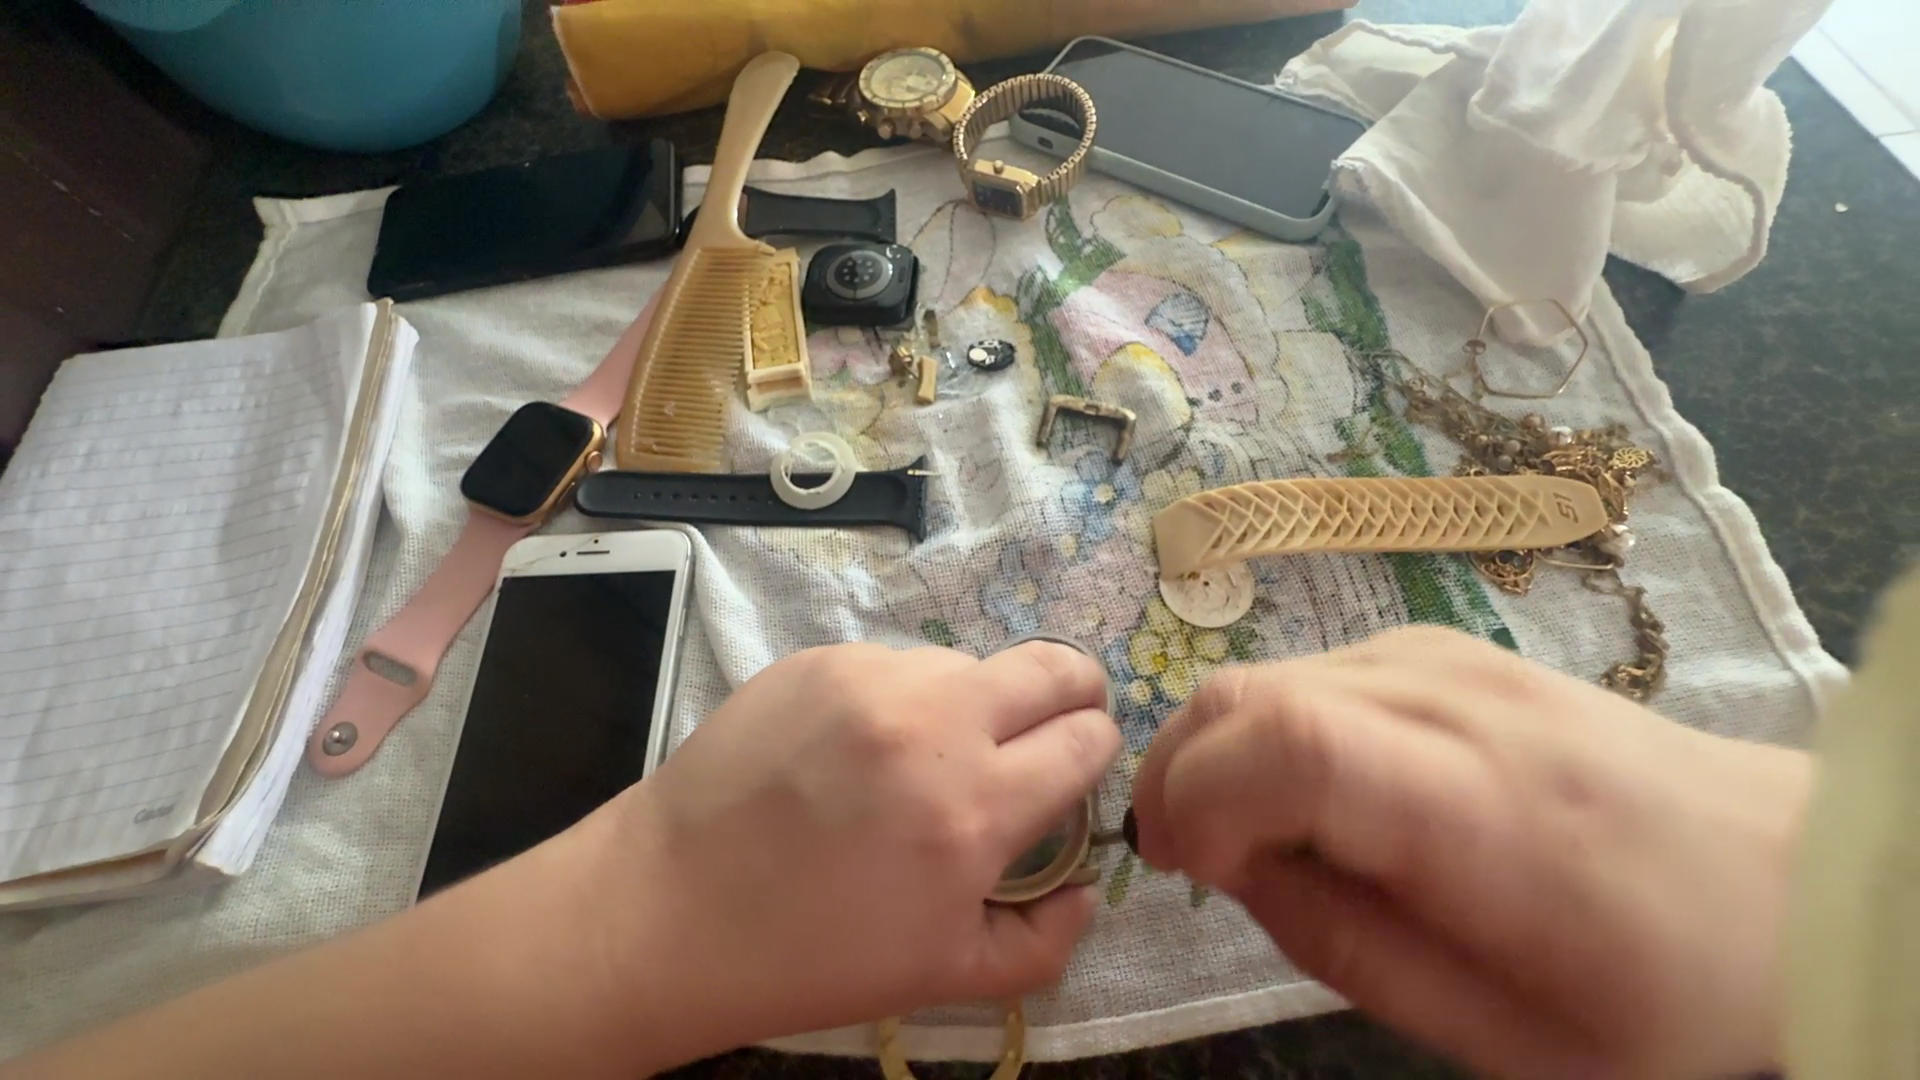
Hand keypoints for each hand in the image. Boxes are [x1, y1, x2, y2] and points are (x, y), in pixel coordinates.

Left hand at [606, 641, 1119, 1062]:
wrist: (671, 906)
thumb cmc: (812, 953)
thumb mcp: (944, 976)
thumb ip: (1044, 940)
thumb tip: (1085, 886)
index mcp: (975, 809)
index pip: (1086, 740)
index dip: (1095, 749)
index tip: (1076, 764)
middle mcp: (933, 724)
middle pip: (1054, 666)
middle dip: (1074, 690)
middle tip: (1054, 721)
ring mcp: (872, 678)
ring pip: (969, 664)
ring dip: (973, 702)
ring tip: (928, 751)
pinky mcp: (822, 657)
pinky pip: (896, 663)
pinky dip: (902, 696)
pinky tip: (860, 743)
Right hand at [1131, 627, 1810, 1079]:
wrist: (1782, 871)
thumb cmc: (1652, 988)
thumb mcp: (1495, 1033)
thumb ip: (1332, 939)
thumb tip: (1225, 856)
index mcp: (1481, 807)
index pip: (1293, 747)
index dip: (1202, 796)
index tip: (1188, 868)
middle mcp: (1445, 697)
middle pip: (1244, 695)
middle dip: (1175, 772)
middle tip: (1178, 849)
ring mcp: (1430, 653)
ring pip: (1254, 678)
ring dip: (1209, 750)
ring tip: (1235, 824)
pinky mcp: (1424, 641)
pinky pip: (1295, 675)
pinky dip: (1256, 728)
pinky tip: (1298, 784)